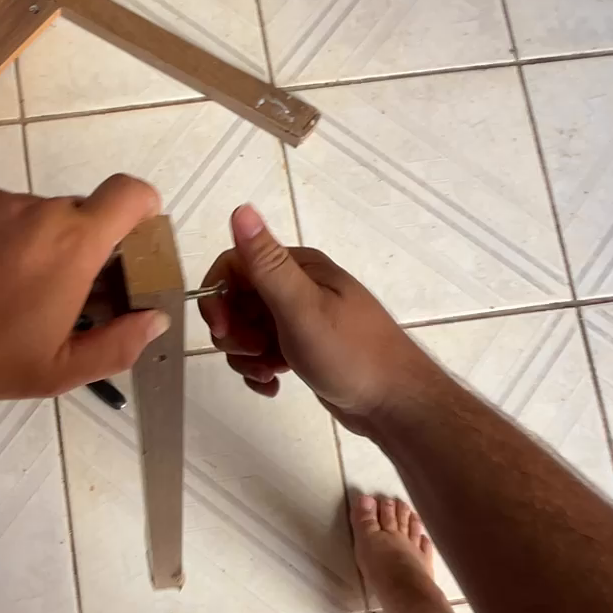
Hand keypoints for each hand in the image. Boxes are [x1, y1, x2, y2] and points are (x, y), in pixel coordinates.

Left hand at [0, 176, 169, 399]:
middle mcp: (36, 209)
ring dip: (30, 242)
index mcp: (72, 245)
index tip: (133, 233)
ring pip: (31, 215)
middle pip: (77, 214)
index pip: (129, 194)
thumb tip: (154, 318)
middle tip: (52, 291)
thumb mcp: (59, 370)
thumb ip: (118, 344)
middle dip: (77, 246)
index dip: (141, 207)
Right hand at [199, 205, 437, 433]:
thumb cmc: (349, 354)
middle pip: (236, 301)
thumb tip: (241, 209)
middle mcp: (298, 287)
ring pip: (247, 332)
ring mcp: (300, 319)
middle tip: (253, 353)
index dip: (218, 298)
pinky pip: (263, 354)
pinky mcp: (302, 348)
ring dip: (245, 357)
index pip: (234, 266)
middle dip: (233, 333)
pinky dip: (259, 371)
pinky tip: (274, 384)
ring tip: (268, 374)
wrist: (393, 403)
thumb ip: (267, 264)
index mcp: (298, 268)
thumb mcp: (302, 308)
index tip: (222, 330)